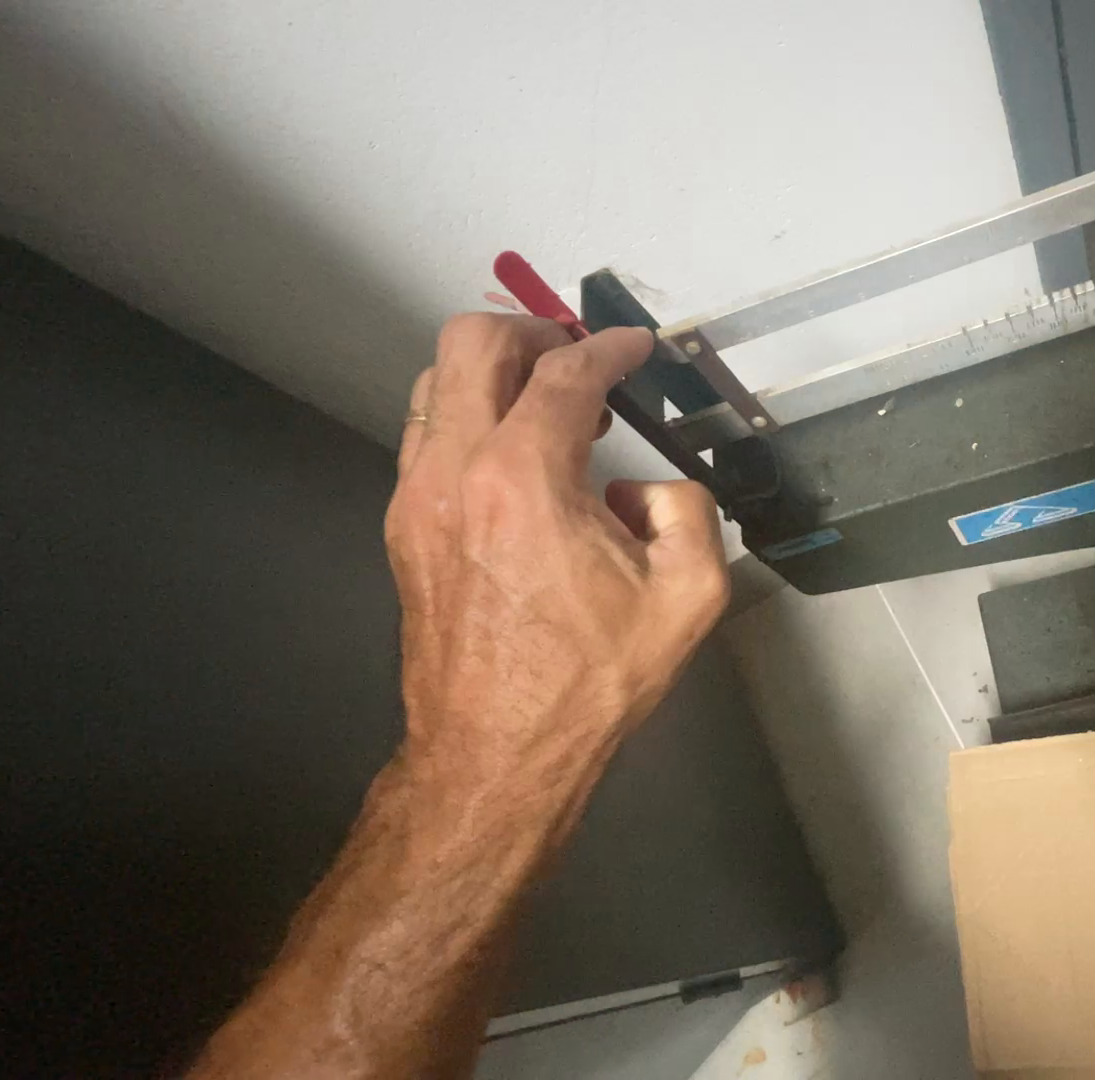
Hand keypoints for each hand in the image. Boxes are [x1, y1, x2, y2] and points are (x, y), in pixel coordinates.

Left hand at [385, 314, 728, 800]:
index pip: (565, 374)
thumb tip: (644, 493)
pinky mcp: (404, 526)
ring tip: (556, 406)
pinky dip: (474, 416)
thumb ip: (689, 513)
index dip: (610, 348)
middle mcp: (454, 471)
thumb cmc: (596, 675)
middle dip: (536, 332)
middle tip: (585, 358)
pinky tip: (523, 459)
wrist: (499, 750)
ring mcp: (416, 498)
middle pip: (472, 344)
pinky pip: (429, 434)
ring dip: (498, 373)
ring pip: (435, 383)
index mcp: (526, 480)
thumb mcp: (690, 594)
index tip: (637, 345)